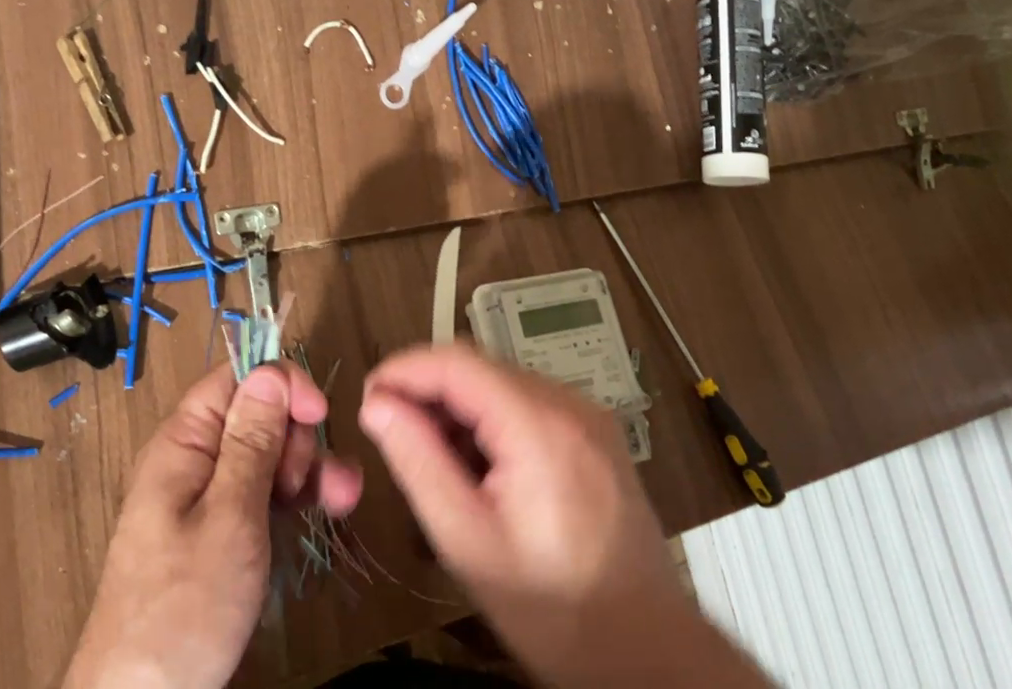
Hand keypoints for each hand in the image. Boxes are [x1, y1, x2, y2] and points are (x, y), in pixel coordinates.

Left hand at [63, 364, 362, 688]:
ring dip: (308, 469)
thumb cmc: (186, 607)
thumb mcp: (229, 518)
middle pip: (259, 416)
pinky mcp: (224, 531)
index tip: (319, 413)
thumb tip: (268, 372)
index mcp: (183, 444)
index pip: (236, 379)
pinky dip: (297, 497)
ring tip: (338, 502)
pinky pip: (265, 494)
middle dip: (298, 437)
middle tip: (304, 485)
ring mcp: (210, 497)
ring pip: (270, 456)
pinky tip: (328, 510)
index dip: (281, 385)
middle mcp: (195, 460)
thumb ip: (251, 443)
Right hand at [359, 345, 763, 686]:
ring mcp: (590, 417)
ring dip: (459, 407)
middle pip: (480, 367)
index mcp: (538, 424)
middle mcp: (570, 403)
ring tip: (433, 459)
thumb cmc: (547, 606)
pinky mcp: (598, 435)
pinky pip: (531, 405)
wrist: (646, 649)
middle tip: (392, 436)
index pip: (455, 361)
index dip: (402, 370)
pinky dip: (493, 421)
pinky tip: (479, 467)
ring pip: (503, 383)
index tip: (365, 400)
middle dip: (428, 391)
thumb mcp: (465, 539)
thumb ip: (418, 461)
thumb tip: (376, 405)